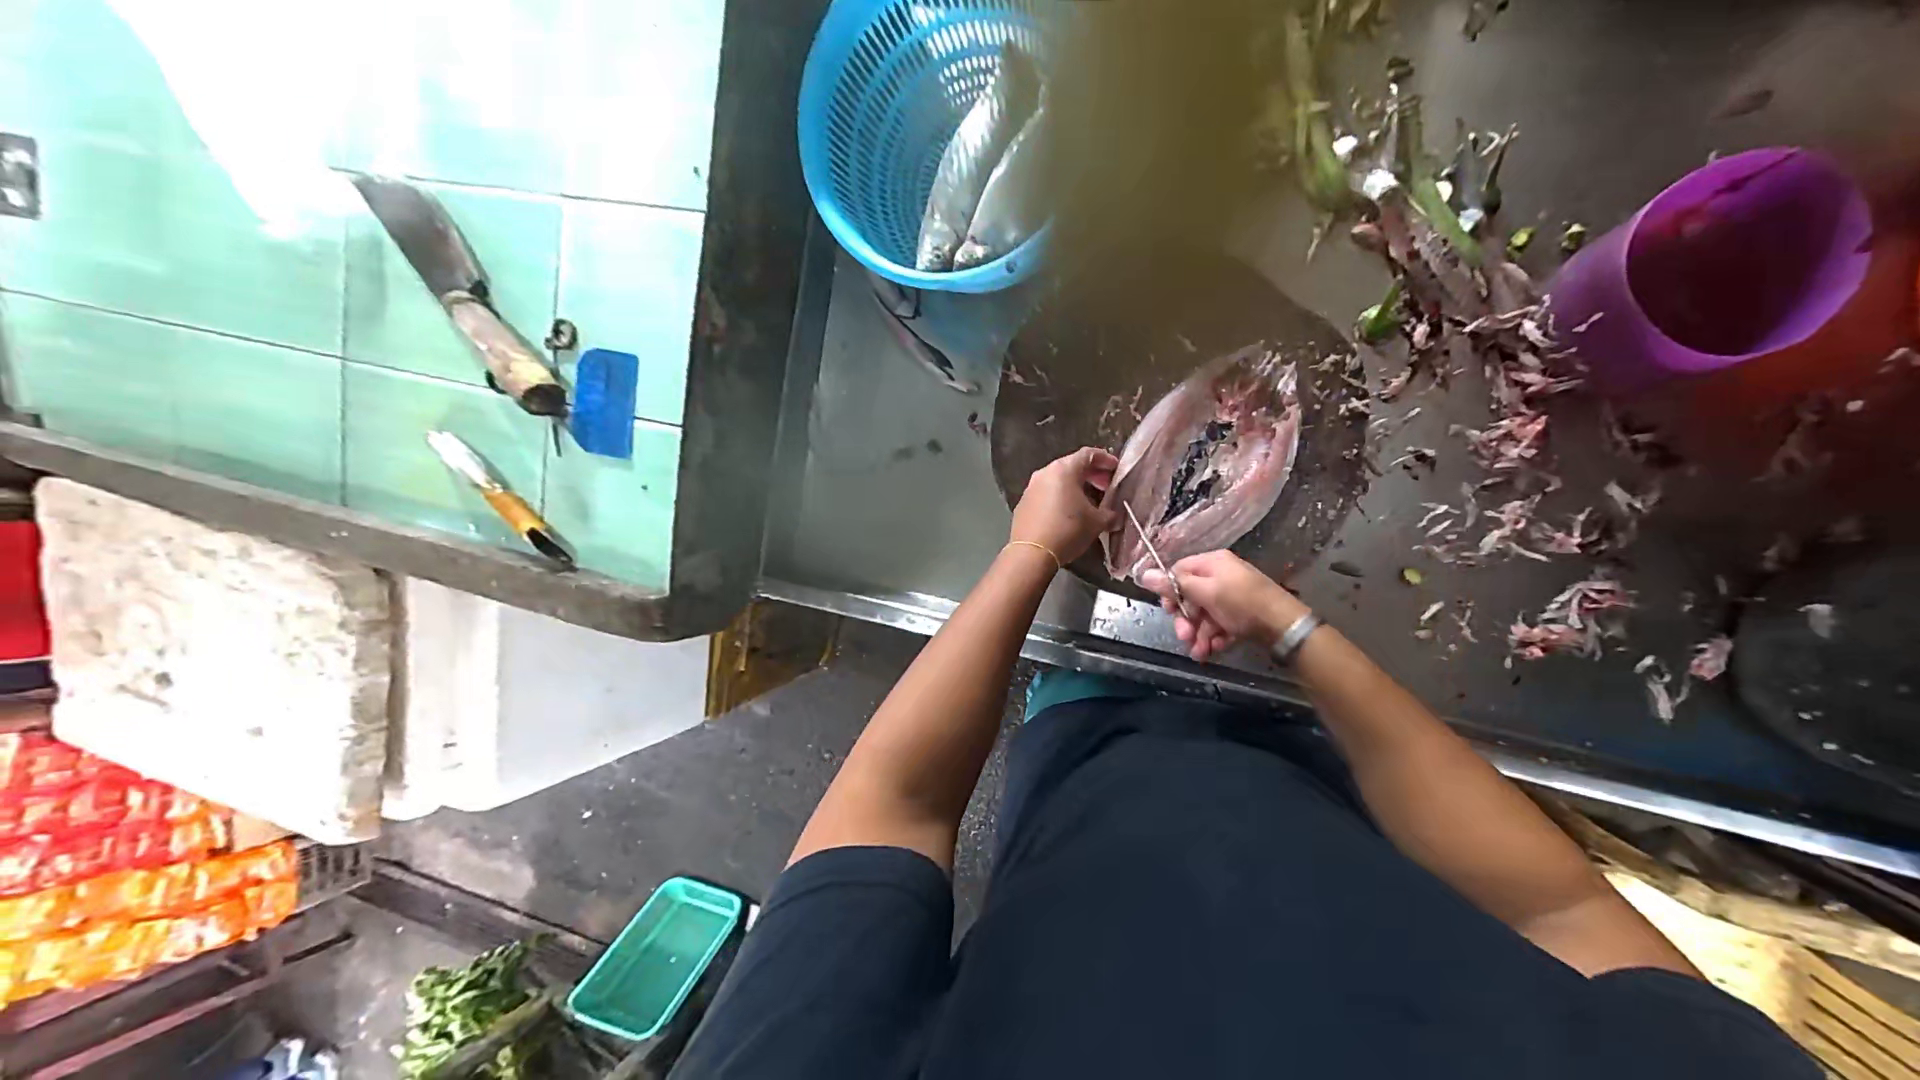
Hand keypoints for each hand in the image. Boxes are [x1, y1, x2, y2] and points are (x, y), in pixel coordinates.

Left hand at [1010, 447, 1119, 564]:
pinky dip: (1060, 497)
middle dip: (1091, 474)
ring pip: (1058, 481)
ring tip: (1089, 502)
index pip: (1088, 454)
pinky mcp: (1023, 504)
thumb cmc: (1068, 530)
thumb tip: (1114, 517)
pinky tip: (1068, 513)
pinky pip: (1046, 494)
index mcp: (1064, 470)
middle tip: (1106, 486)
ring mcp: (1031, 488)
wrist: (1032, 554)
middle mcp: (1045, 473)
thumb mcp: (1097, 522)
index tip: (1116, 469)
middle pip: (1072, 466)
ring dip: (1075, 487)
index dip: (1105, 459)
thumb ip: (1109, 514)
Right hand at [1140, 550, 1309, 662]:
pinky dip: (1214, 638)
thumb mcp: (1205, 593)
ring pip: (1204, 615)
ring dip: (1198, 635)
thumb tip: (1144, 574)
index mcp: (1212, 563)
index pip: (1179, 571)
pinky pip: (1219, 625)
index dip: (1170, 591)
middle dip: (1186, 620)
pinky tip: (1213, 651)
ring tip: (1199, 652)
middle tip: (1184, 636)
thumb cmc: (1242, 603)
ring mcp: (1232, 597)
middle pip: (1190, 596)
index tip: (1169, 610)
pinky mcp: (1241, 615)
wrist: (1285, 626)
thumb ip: (1174, 585)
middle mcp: (1221, 576)